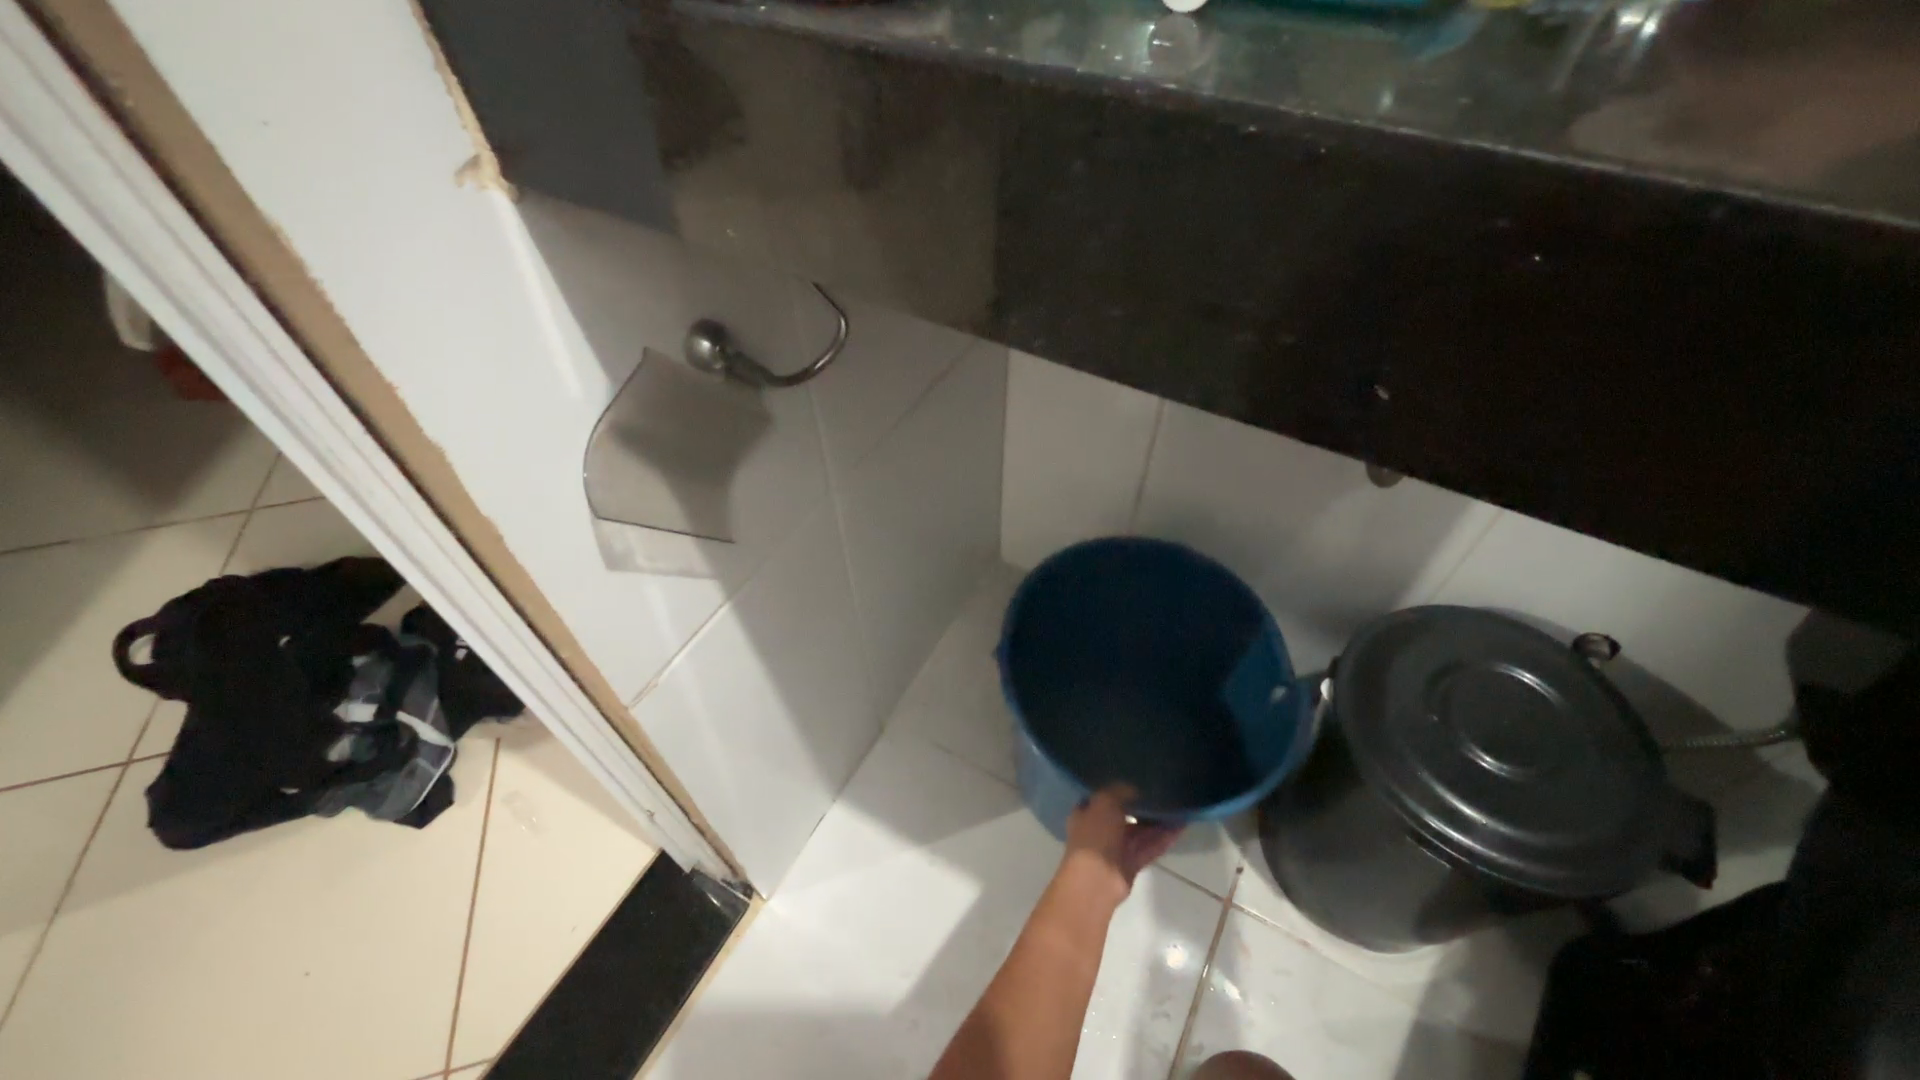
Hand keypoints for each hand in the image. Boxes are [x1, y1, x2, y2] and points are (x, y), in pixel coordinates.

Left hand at [1060, 785, 1183, 905]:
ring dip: (1158, 822)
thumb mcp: (1104, 802)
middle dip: (1143, 806)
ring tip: (1178, 808)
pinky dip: (1164, 838)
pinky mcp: (1131, 864)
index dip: (1117, 789)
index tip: (1136, 779)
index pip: (1102, 798)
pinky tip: (1181, 827)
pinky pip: (1150, 847)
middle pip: (1124, 815)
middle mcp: (1101, 830)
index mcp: (1086, 814)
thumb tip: (1135, 788)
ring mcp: (1116, 849)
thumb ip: (1120, 791)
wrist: (1096, 879)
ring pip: (1140, 832)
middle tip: (1164, 793)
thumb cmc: (1095, 835)